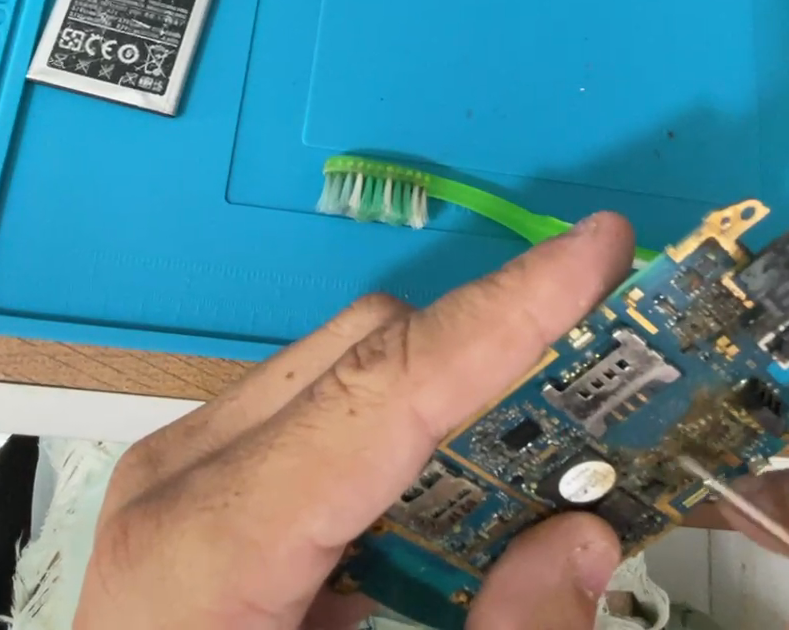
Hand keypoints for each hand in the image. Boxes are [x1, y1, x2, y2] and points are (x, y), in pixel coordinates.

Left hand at [75, 213, 638, 629]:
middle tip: (601, 370)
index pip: (383, 384)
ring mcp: (187, 465)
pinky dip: (403, 433)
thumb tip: (581, 537)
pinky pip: (322, 411)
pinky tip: (447, 493)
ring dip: (451, 392)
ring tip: (537, 444)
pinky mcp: (201, 477)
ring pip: (348, 363)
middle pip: (369, 347)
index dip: (504, 311)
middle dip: (492, 348)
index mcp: (209, 543)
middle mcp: (187, 471)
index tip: (598, 246)